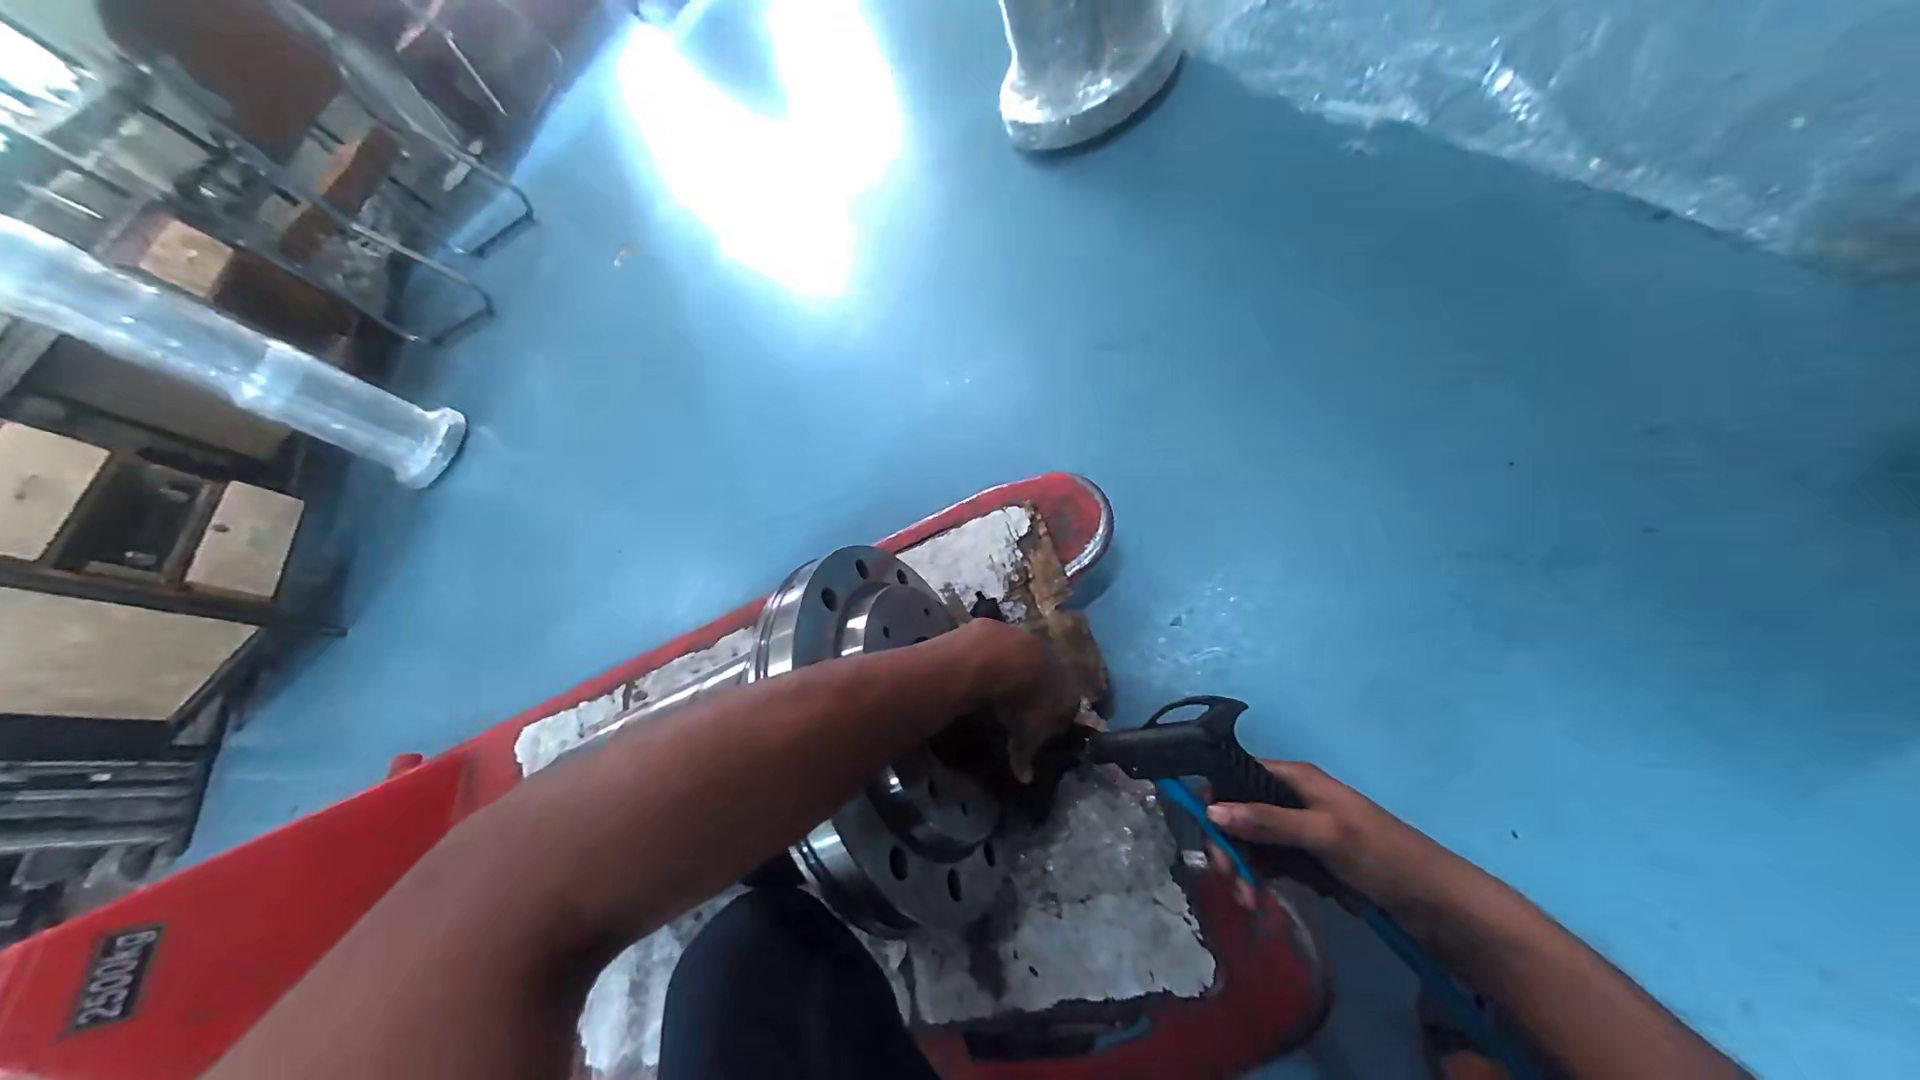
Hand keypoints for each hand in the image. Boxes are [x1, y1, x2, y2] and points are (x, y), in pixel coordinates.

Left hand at [958, 619, 1084, 781]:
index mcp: (1067, 692)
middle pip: (1050, 682)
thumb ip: (1025, 755)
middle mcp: (1056, 664)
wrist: (1003, 658)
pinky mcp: (1005, 629)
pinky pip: (1001, 648)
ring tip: (998, 687)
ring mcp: (1031, 643)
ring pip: (1027, 661)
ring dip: (1016, 673)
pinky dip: (993, 658)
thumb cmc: (1022, 703)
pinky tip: (981, 668)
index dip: (1054, 722)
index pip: (1068, 710)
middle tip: (1018, 708)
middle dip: (1037, 693)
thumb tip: (1025, 778)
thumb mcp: (1026, 735)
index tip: (1039, 731)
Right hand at [1206, 761, 1469, 915]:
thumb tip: (1211, 810)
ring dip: (1242, 866)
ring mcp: (1298, 829)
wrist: (1439, 905)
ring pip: (1250, 840)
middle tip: (1229, 877)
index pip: (1235, 776)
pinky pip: (1269, 862)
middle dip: (1228, 843)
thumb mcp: (1324, 834)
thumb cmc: (1382, 856)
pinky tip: (1259, 898)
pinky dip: (1260, 878)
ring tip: (1248, 898)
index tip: (1209, 834)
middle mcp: (1290, 798)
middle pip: (1238, 812)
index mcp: (1294, 778)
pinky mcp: (1306, 858)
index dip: (1215, 800)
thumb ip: (1267, 821)